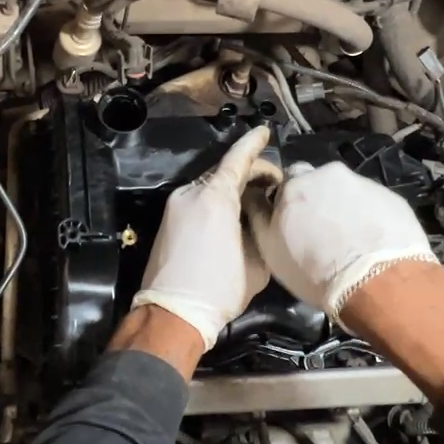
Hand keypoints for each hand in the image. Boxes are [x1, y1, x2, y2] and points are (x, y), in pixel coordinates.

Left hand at [132, 126, 279, 349]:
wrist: (173, 312)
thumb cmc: (219, 288)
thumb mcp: (257, 258)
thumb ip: (261, 225)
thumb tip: (261, 212)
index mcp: (215, 197)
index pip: (237, 159)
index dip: (253, 144)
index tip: (264, 131)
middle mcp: (191, 193)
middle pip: (225, 172)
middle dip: (251, 173)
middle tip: (274, 186)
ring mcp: (176, 205)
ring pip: (211, 186)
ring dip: (234, 187)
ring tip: (258, 200)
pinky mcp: (168, 219)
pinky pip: (198, 199)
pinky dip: (218, 199)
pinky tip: (235, 213)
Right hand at [249, 161, 438, 322]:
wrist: (378, 282)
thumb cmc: (314, 268)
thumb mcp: (270, 247)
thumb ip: (259, 215)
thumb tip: (253, 195)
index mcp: (296, 183)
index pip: (287, 178)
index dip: (289, 199)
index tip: (292, 219)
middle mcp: (329, 174)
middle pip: (319, 183)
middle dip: (318, 200)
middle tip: (321, 232)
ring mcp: (364, 184)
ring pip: (348, 193)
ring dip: (345, 209)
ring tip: (350, 242)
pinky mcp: (393, 199)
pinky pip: (374, 204)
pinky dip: (370, 218)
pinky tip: (371, 243)